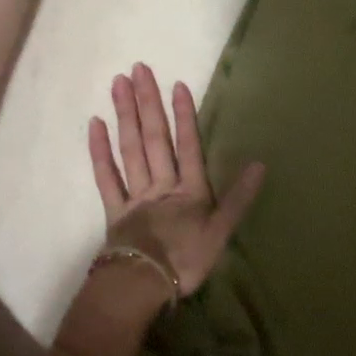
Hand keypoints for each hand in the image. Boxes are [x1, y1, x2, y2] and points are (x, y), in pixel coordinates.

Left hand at [87, 63, 264, 296]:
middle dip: (148, 103)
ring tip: (119, 84)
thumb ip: (239, 198)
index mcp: (190, 191)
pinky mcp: (114, 210)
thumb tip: (259, 164)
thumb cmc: (186, 262)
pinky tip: (95, 125)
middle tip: (139, 68)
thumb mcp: (221, 233)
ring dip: (125, 115)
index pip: (188, 146)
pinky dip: (100, 151)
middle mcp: (162, 185)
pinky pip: (106, 177)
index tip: (177, 84)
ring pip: (130, 149)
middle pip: (155, 139)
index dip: (184, 116)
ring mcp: (135, 195)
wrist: (142, 286)